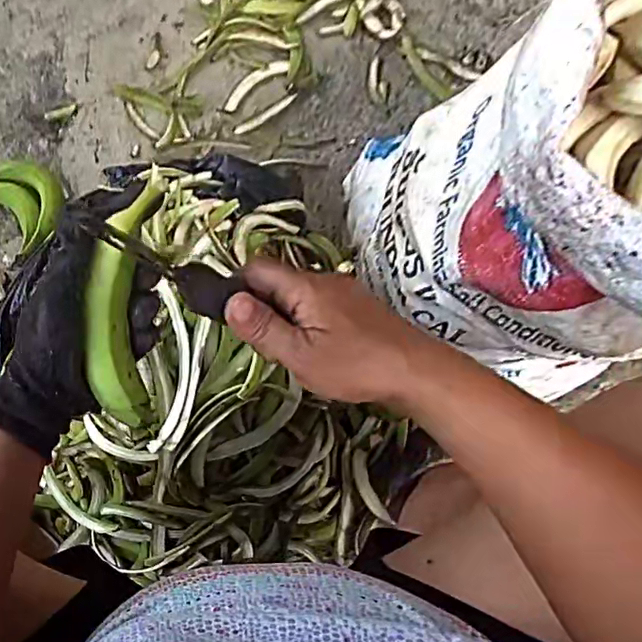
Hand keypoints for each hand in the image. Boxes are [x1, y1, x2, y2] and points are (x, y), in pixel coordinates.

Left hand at [0, 187, 159, 456]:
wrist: (47, 395)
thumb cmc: (45, 340)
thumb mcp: (57, 290)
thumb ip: (78, 253)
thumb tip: (101, 210)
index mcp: (78, 272)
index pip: (108, 239)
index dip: (128, 223)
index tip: (151, 205)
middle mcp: (97, 292)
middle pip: (134, 272)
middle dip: (144, 275)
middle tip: (148, 283)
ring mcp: (112, 321)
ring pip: (144, 303)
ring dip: (146, 310)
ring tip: (137, 322)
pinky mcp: (124, 347)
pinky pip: (145, 335)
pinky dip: (146, 337)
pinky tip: (139, 341)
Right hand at [223, 260, 464, 407]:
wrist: (414, 372)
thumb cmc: (355, 366)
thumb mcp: (299, 354)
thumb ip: (263, 328)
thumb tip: (230, 301)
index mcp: (305, 287)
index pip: (257, 268)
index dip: (236, 286)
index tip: (227, 316)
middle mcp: (324, 280)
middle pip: (276, 281)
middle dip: (258, 307)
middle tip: (256, 343)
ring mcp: (343, 293)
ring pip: (296, 296)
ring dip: (281, 317)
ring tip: (283, 352)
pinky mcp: (355, 309)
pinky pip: (316, 306)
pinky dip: (303, 322)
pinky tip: (310, 349)